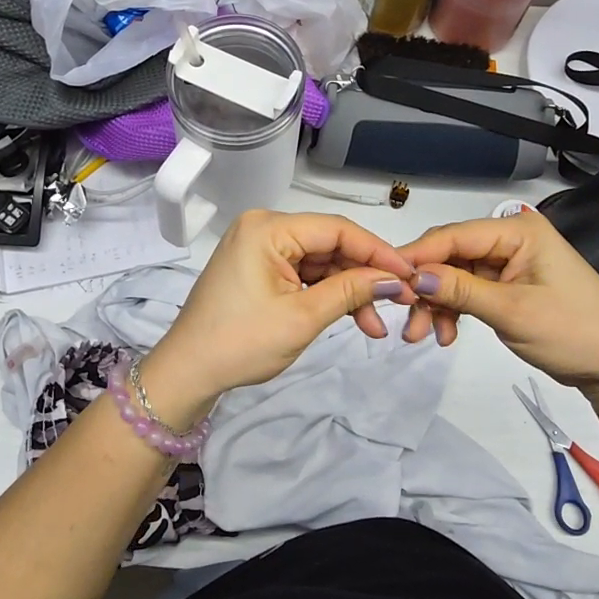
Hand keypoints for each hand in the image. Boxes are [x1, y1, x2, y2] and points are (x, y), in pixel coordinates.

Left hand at [139, 211, 415, 425]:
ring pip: (320, 261)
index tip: (410, 276)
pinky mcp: (257, 268)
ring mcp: (258, 247)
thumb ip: (351, 291)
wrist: (188, 372)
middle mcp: (262, 227)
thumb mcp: (302, 318)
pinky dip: (326, 294)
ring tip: (374, 326)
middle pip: (329, 243)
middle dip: (364, 275)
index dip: (378, 251)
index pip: (337, 229)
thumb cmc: (241, 343)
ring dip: (348, 289)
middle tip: (399, 305)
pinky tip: (351, 316)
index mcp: (267, 228)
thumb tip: (396, 280)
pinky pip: (302, 273)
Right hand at [396, 211, 598, 388]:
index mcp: (518, 231)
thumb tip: (413, 276)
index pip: (453, 235)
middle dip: (426, 286)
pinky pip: (469, 291)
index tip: (386, 279)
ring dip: (437, 304)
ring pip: (455, 276)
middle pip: (451, 255)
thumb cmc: (575, 332)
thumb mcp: (512, 311)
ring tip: (423, 336)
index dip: (417, 256)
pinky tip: (446, 335)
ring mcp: (510, 264)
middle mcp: (511, 239)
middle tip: (405, 317)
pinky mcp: (509, 287)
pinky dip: (454, 311)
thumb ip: (459, 290)